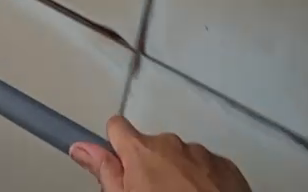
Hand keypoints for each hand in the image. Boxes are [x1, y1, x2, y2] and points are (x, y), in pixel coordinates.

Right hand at [70, 116, 250, 191]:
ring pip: (182, 157)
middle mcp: (169, 142)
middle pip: (152, 146)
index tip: (125, 170)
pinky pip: (209, 167)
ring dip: (181, 174)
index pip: (117, 125)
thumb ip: (104, 172)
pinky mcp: (229, 168)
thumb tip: (78, 146)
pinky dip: (207, 181)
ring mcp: (202, 153)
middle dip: (153, 167)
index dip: (118, 147)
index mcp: (140, 150)